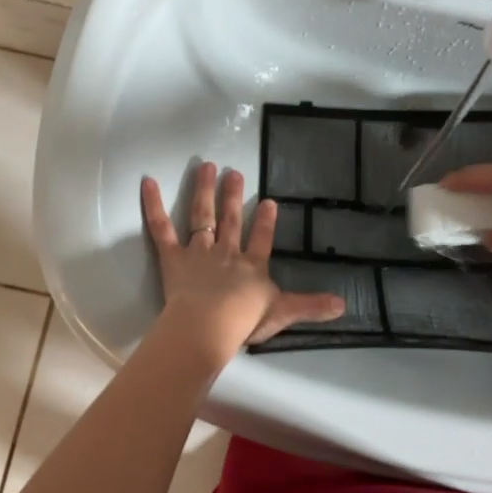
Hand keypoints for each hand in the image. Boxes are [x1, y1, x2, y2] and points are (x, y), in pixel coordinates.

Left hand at [141, 162, 344, 361]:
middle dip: (233, 196)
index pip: (261, 240)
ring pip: (201, 216)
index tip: (269, 202)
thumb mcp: (283, 313)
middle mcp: (227, 253)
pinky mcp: (172, 257)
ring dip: (203, 191)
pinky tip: (148, 182)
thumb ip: (311, 306)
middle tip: (234, 172)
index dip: (265, 222)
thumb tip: (344, 305)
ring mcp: (199, 252)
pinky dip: (153, 205)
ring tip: (205, 167)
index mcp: (252, 266)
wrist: (210, 325)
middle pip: (231, 220)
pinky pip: (161, 228)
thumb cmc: (244, 321)